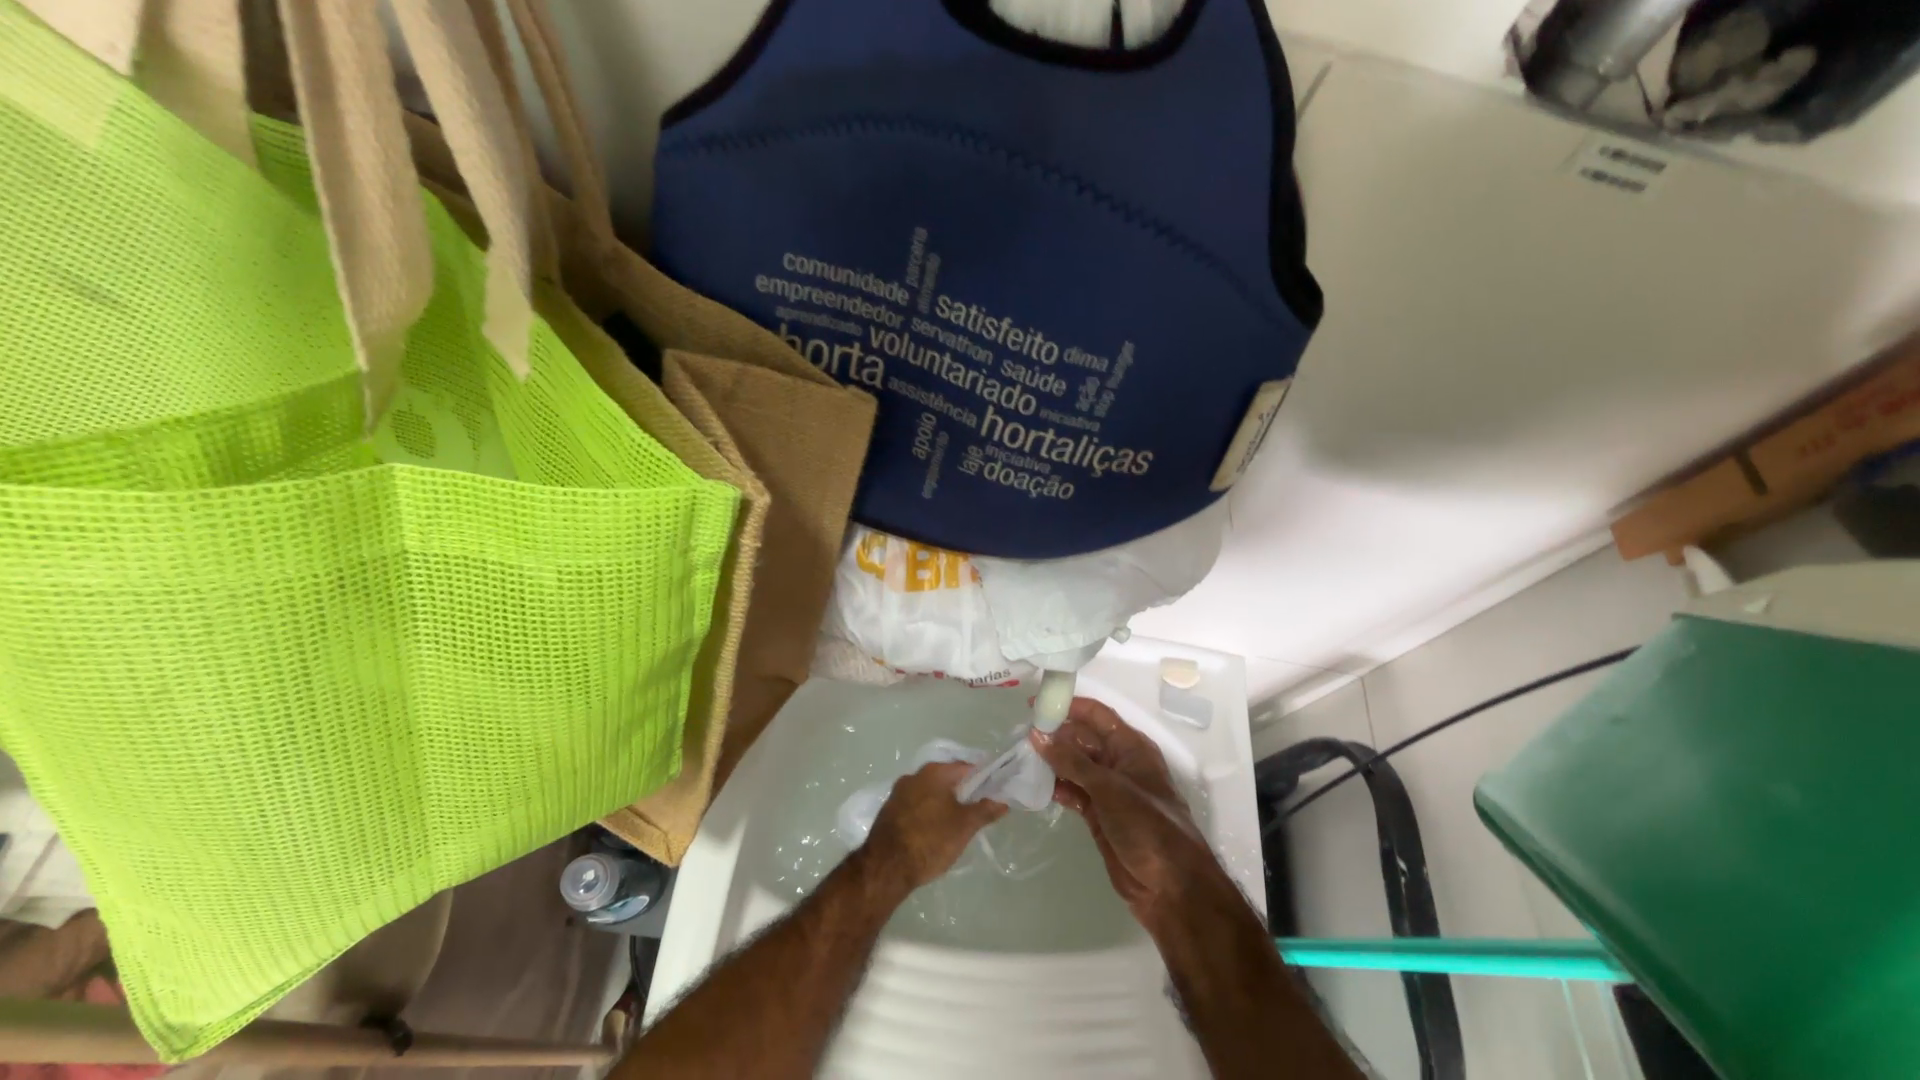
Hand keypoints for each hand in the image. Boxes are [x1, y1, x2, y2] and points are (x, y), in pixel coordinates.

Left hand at [863, 761, 1006, 892]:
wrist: (886, 868)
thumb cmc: (930, 840)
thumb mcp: (965, 826)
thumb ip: (985, 810)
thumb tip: (1003, 801)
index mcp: (934, 772)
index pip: (967, 768)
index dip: (983, 779)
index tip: (995, 793)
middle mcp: (913, 776)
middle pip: (947, 779)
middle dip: (963, 793)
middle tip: (979, 811)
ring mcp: (898, 793)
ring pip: (930, 793)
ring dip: (945, 804)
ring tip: (959, 824)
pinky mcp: (889, 812)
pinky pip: (916, 806)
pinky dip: (929, 813)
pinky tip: (935, 832)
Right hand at [1029, 698, 1223, 928]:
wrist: (1170, 886)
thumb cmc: (1148, 827)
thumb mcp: (1110, 789)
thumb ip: (1073, 763)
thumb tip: (1038, 735)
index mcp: (1132, 748)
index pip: (1098, 716)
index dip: (1069, 707)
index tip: (1036, 703)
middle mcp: (1120, 764)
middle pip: (1083, 740)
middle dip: (1055, 735)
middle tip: (1019, 735)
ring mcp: (1109, 791)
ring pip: (1075, 767)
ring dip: (1052, 762)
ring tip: (1020, 759)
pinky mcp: (1099, 815)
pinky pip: (1074, 792)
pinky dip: (1057, 788)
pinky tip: (1034, 787)